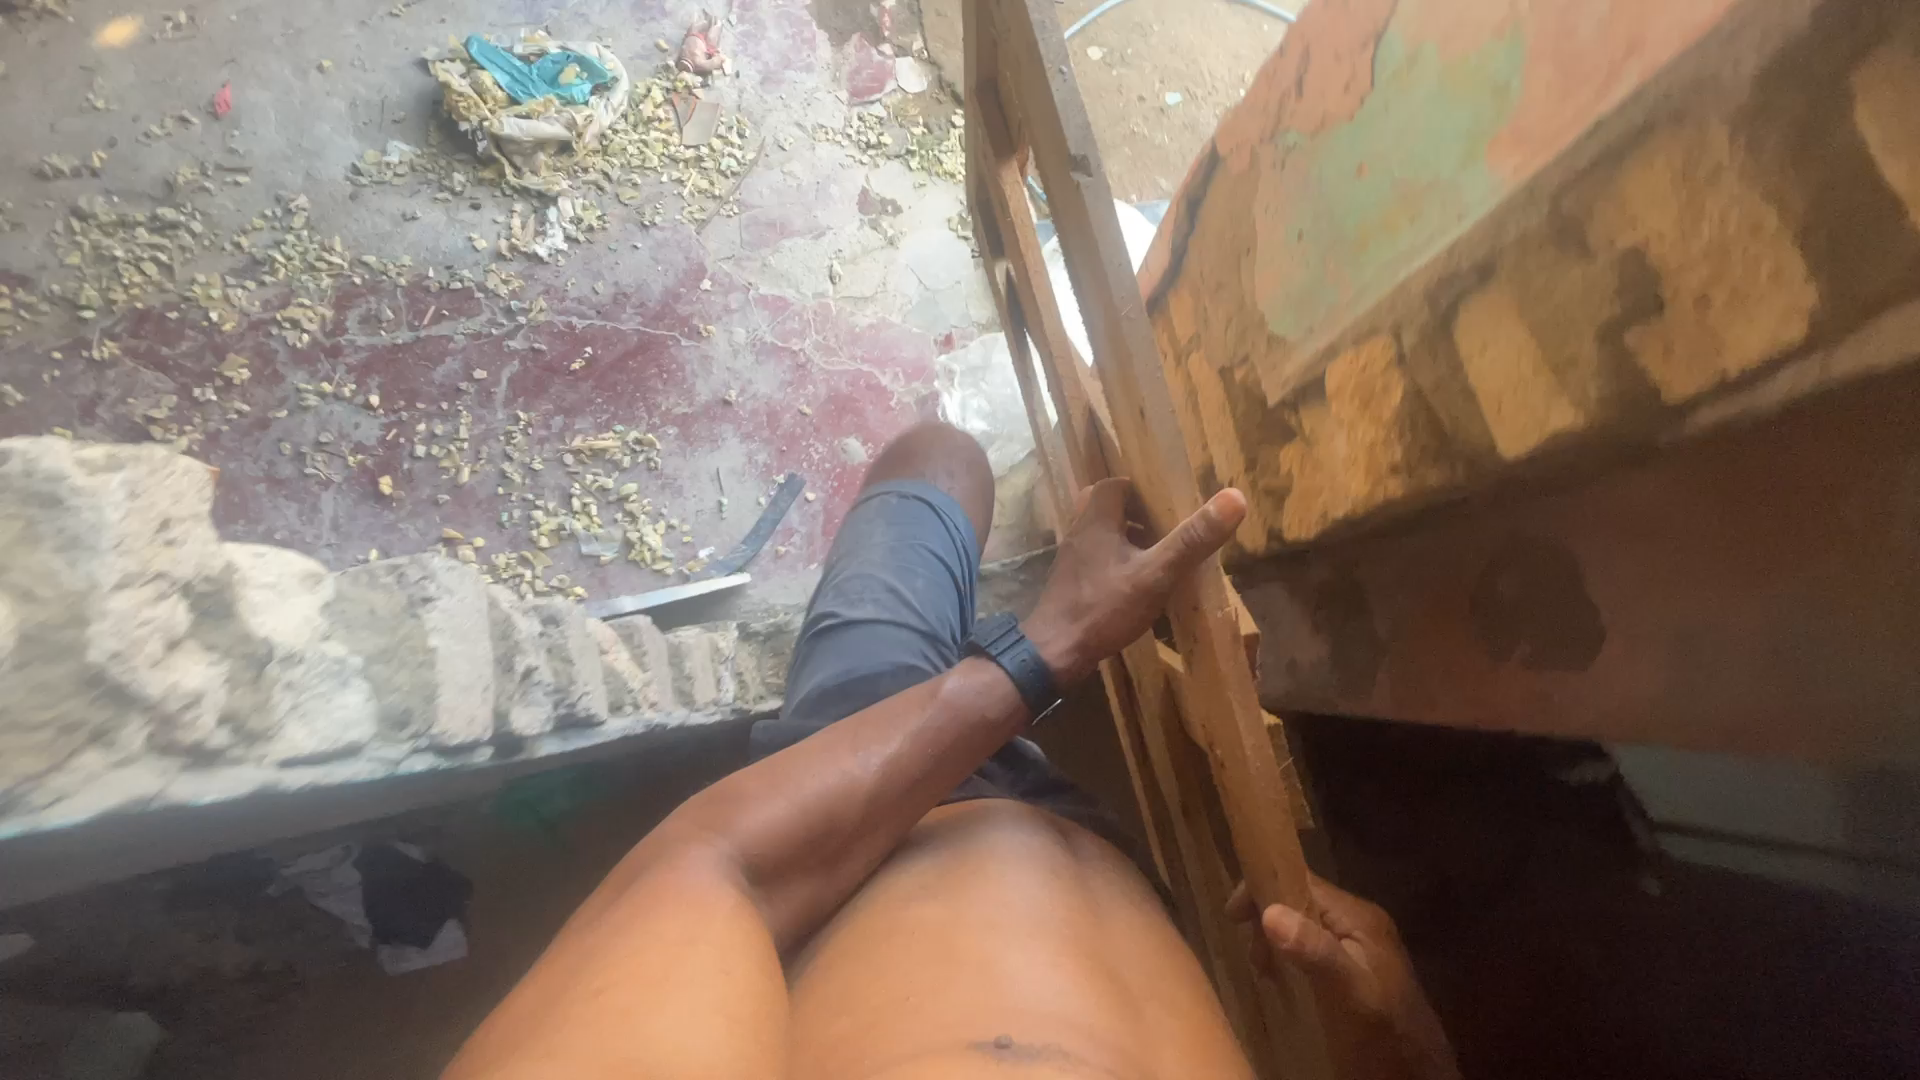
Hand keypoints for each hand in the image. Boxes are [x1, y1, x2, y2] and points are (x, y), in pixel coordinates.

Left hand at [1023, 479, 1246, 684]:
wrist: (1054, 651)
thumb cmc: (1104, 607)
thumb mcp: (1155, 574)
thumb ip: (1191, 539)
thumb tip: (1234, 497)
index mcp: (1096, 519)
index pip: (1116, 484)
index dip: (1143, 489)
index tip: (1170, 504)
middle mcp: (1079, 532)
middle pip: (1106, 507)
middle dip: (1136, 514)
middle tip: (1166, 529)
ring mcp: (1071, 559)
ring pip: (1100, 534)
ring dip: (1127, 539)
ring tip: (1158, 555)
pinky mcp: (1070, 582)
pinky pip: (1096, 559)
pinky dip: (1116, 562)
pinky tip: (1137, 585)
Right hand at [1228, 875, 1460, 1079]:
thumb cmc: (1384, 1037)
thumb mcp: (1348, 994)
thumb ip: (1315, 951)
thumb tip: (1270, 911)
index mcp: (1358, 917)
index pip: (1299, 880)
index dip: (1262, 890)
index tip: (1233, 916)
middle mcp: (1359, 922)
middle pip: (1297, 900)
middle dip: (1266, 920)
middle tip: (1253, 957)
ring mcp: (1358, 946)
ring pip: (1301, 923)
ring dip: (1274, 940)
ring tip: (1264, 971)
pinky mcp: (1354, 969)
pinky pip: (1310, 946)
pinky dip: (1288, 956)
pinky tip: (1283, 980)